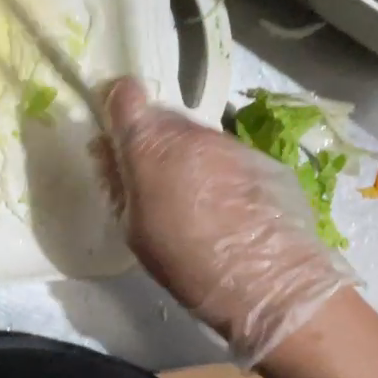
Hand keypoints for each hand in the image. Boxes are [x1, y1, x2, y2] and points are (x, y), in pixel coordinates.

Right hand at [103, 78, 354, 366]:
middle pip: (163, 119)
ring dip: (187, 158)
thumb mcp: (132, 228)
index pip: (126, 96)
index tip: (115, 126)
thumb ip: (120, 183)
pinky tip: (225, 209)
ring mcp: (231, 143)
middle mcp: (190, 133)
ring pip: (197, 139)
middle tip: (149, 178)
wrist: (267, 281)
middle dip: (151, 141)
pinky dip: (219, 173)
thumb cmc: (183, 260)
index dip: (117, 105)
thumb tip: (110, 155)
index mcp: (149, 147)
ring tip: (191, 200)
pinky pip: (228, 158)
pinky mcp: (263, 159)